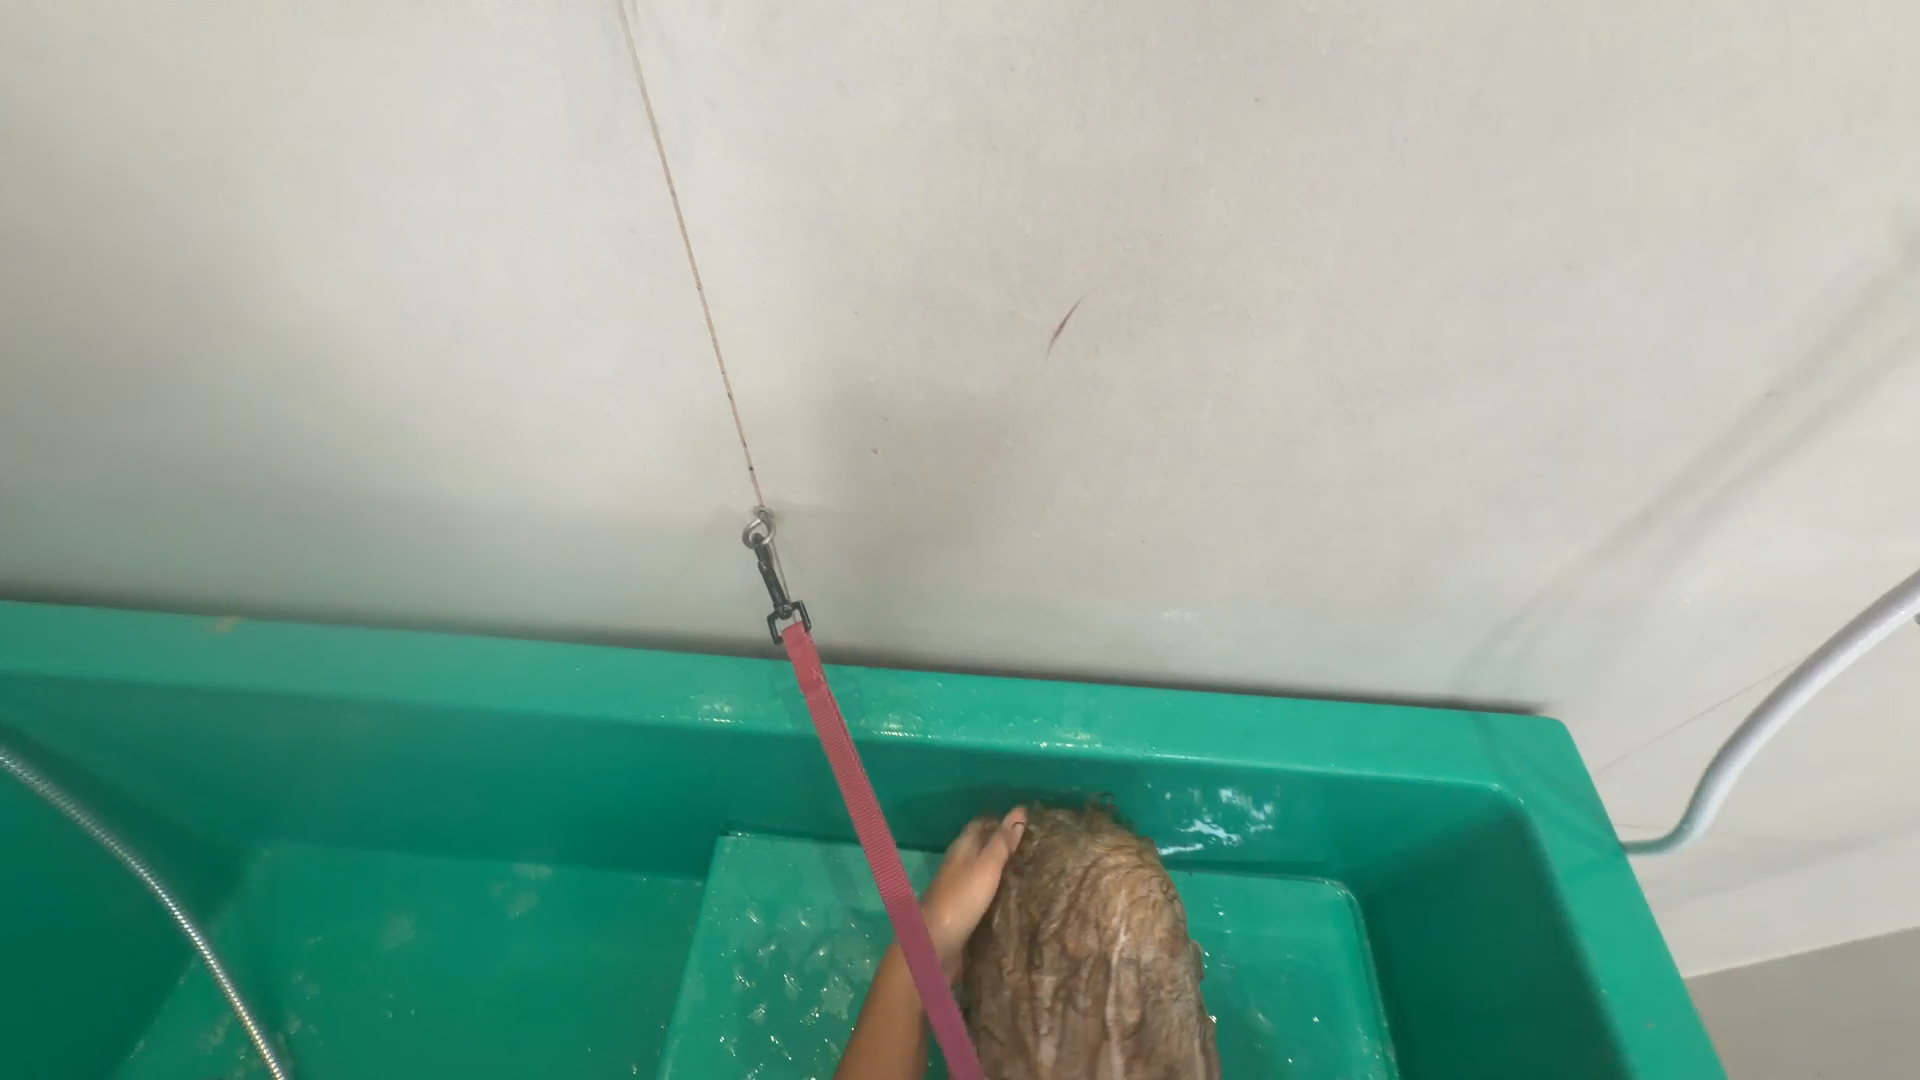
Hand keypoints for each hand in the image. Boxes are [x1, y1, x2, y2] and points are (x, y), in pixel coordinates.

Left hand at [919, 806, 1026, 979]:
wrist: (935, 947)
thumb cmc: (961, 899)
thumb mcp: (986, 866)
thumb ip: (1002, 841)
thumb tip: (1020, 809)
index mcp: (961, 849)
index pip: (981, 824)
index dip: (1000, 821)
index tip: (1027, 822)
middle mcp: (958, 865)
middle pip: (982, 848)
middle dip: (1005, 846)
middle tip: (1036, 848)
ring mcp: (959, 890)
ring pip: (984, 873)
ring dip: (1003, 871)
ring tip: (1032, 872)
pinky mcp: (963, 913)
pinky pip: (985, 896)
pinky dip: (999, 893)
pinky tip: (1016, 898)